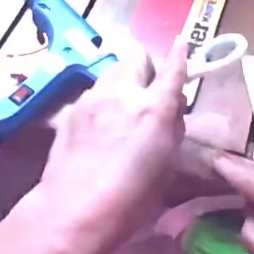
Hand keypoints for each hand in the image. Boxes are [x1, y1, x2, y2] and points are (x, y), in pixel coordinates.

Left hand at [27, 43, 188, 253]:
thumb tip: (171, 110)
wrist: (74, 209)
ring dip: (123, 81)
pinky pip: (93, 92)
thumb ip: (171, 128)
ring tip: (124, 108)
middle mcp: (121, 93)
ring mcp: (91, 98)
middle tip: (151, 91)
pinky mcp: (71, 110)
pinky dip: (103, 99)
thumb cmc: (130, 201)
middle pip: (136, 57)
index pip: (172, 70)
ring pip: (112, 71)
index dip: (180, 56)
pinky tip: (101, 124)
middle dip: (147, 67)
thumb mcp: (167, 166)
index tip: (182, 44)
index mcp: (153, 108)